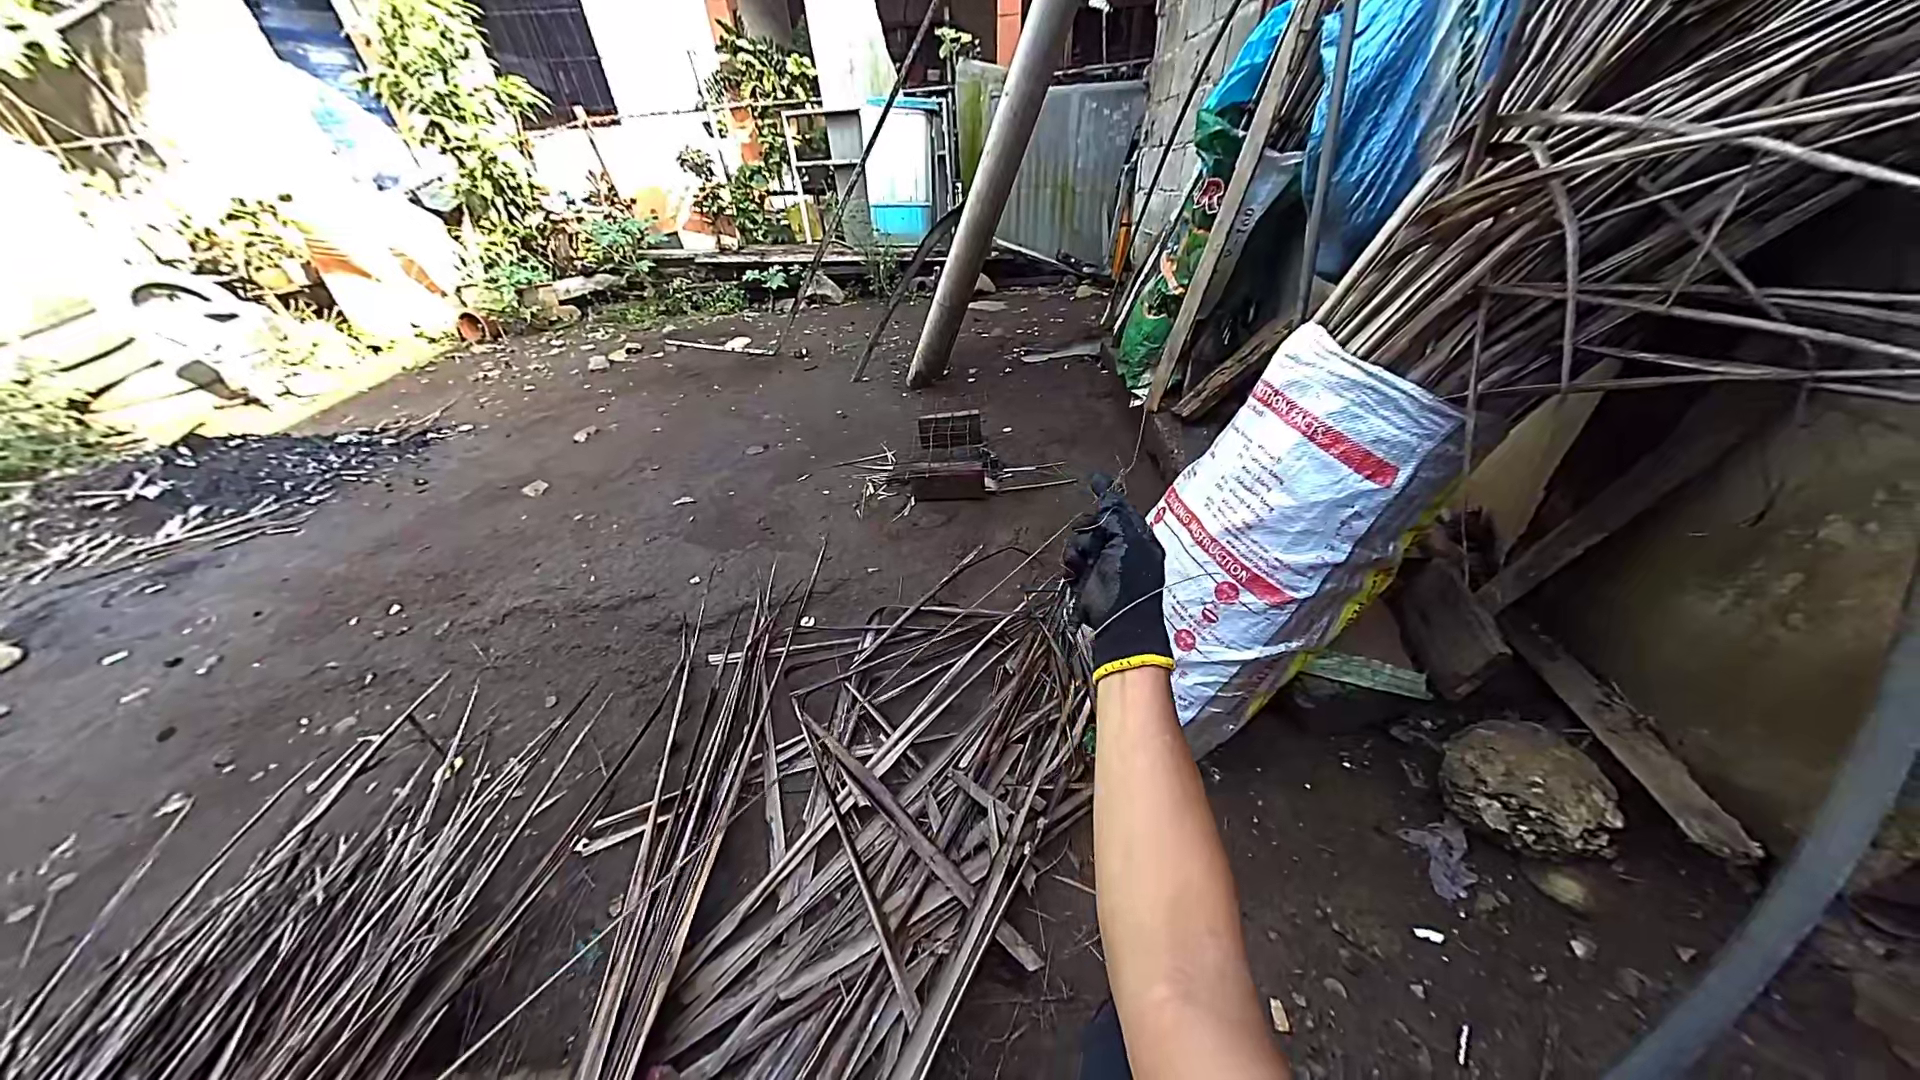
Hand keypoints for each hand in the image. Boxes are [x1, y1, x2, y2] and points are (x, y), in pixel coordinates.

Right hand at [1065, 474, 1172, 681]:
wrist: (1118, 623)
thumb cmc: (1130, 584)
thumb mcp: (1128, 543)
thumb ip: (1117, 517)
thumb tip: (1107, 497)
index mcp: (1139, 539)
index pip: (1121, 510)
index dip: (1106, 495)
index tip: (1094, 480)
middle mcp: (1121, 547)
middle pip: (1096, 523)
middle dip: (1089, 530)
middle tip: (1090, 544)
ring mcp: (1103, 563)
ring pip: (1081, 540)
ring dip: (1077, 548)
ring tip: (1080, 563)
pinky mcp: (1086, 577)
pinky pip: (1073, 558)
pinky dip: (1071, 562)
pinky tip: (1073, 571)